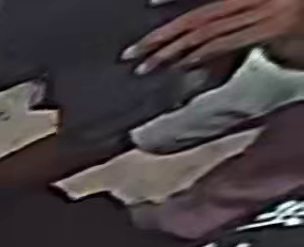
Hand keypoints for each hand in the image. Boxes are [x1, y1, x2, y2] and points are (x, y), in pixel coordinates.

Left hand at [126, 0, 303, 72]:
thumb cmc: (300, 27)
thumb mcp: (265, 18)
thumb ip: (233, 21)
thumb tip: (186, 44)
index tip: (150, 3)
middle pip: (205, 11)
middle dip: (162, 33)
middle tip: (131, 52)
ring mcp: (280, 3)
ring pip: (209, 28)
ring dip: (169, 52)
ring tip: (145, 67)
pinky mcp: (281, 24)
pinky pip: (224, 42)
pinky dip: (195, 56)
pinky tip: (178, 67)